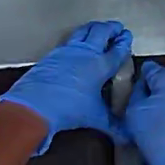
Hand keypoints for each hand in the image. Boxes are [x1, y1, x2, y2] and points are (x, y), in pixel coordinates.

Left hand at [0, 20, 131, 153]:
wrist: (36, 105)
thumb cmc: (70, 109)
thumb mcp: (95, 118)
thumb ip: (112, 125)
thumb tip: (126, 137)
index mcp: (100, 65)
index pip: (117, 49)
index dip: (124, 41)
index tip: (127, 36)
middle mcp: (85, 53)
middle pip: (101, 32)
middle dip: (111, 28)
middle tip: (117, 28)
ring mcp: (67, 51)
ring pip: (84, 31)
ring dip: (94, 28)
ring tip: (98, 28)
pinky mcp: (52, 54)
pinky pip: (69, 41)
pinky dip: (77, 38)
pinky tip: (76, 44)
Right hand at [120, 61, 164, 164]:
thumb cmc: (159, 137)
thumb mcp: (134, 112)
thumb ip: (134, 94)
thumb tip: (138, 91)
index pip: (148, 69)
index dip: (134, 80)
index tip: (125, 93)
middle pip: (159, 85)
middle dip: (146, 96)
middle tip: (132, 111)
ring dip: (155, 110)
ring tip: (144, 127)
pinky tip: (157, 136)